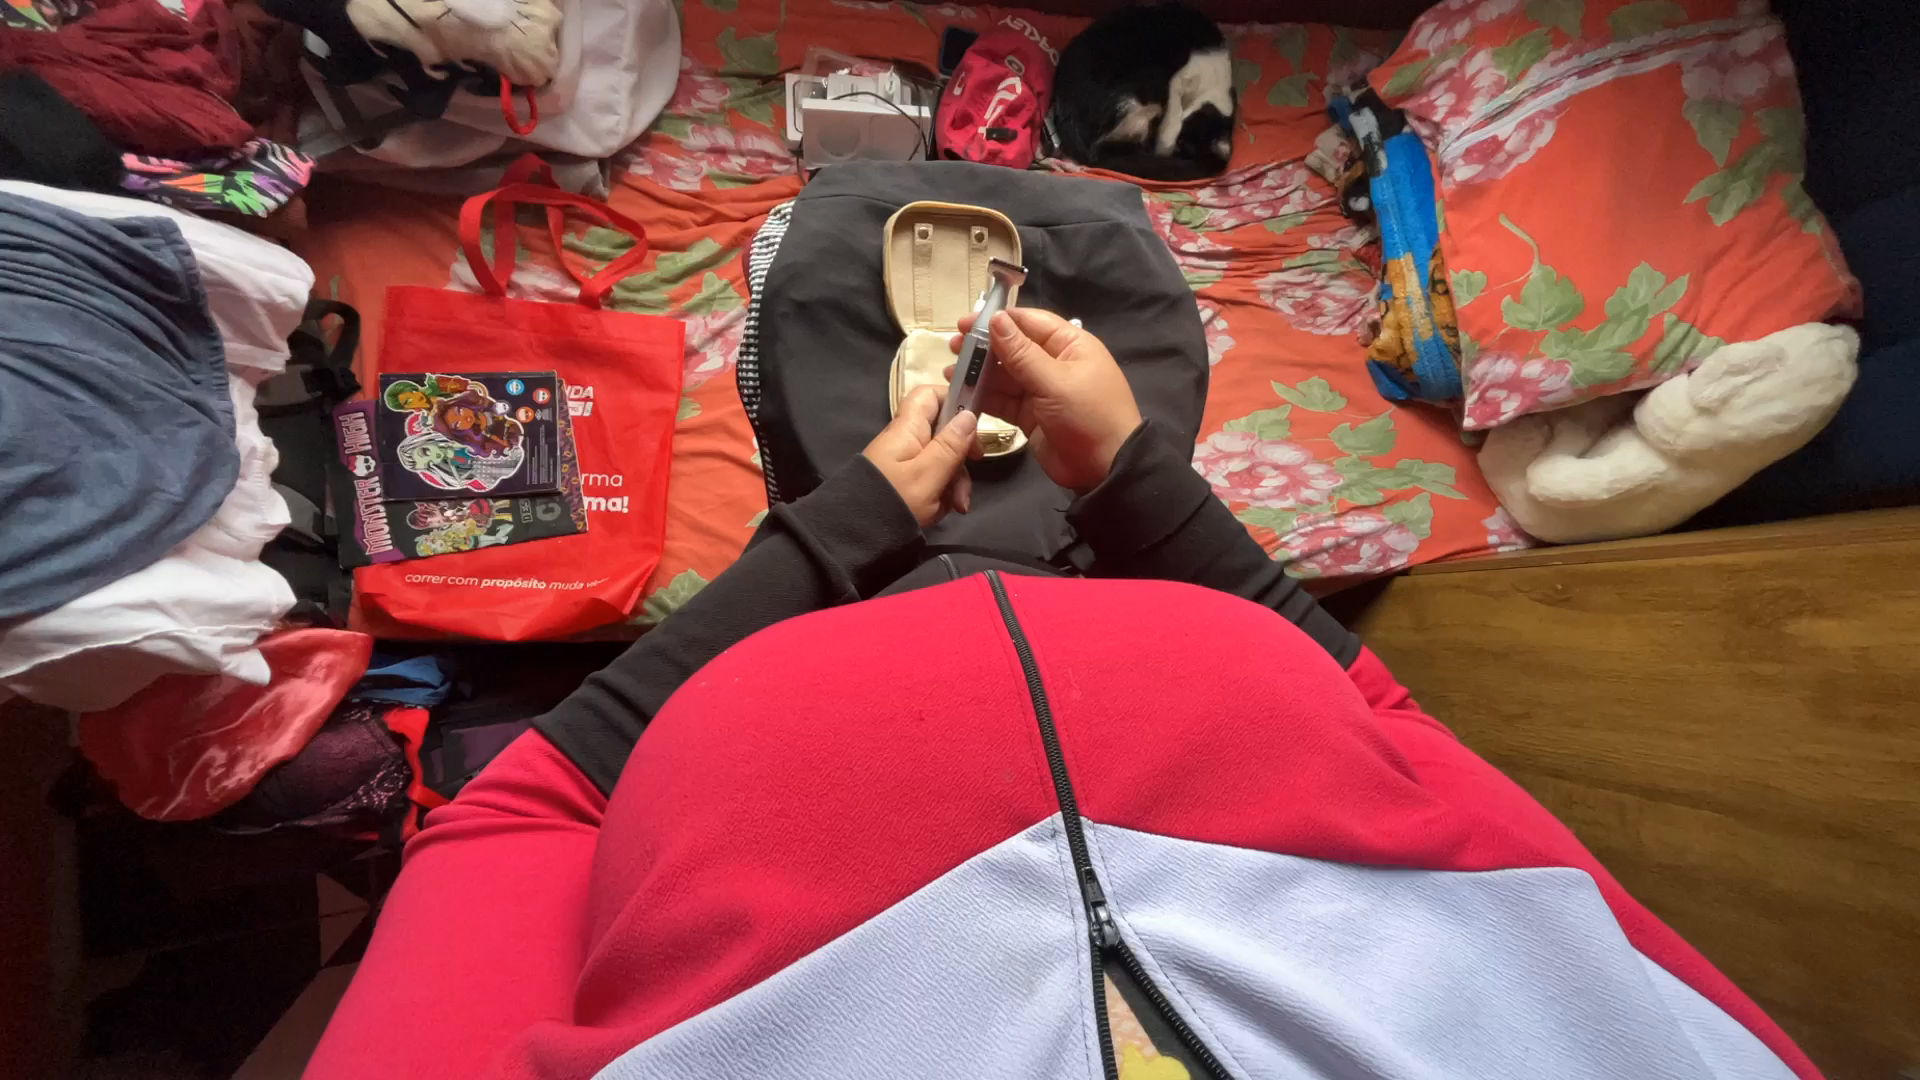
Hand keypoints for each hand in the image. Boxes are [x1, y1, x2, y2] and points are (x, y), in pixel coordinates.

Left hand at [862, 385, 976, 526]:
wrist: (858, 536)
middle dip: (961, 455)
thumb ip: (950, 445)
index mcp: (908, 428)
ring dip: (956, 481)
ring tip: (957, 506)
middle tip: (973, 467)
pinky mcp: (906, 485)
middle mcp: (906, 441)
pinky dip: (943, 495)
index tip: (973, 423)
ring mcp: (906, 464)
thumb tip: (969, 414)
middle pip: (943, 433)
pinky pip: (933, 481)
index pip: (930, 395)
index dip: (954, 400)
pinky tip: (946, 511)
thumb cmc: (895, 500)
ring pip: (942, 461)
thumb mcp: (929, 474)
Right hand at [949, 308, 1142, 492]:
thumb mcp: (1055, 382)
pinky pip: (1004, 401)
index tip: (964, 323)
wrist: (1104, 469)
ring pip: (1005, 376)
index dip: (997, 321)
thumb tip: (996, 319)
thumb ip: (1021, 353)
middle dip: (983, 349)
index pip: (1029, 322)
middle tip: (953, 349)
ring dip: (979, 374)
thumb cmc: (1088, 416)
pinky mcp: (1030, 416)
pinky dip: (984, 398)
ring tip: (950, 373)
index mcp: (1069, 345)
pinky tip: (963, 394)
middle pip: (1013, 348)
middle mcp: (1054, 363)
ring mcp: (1041, 391)